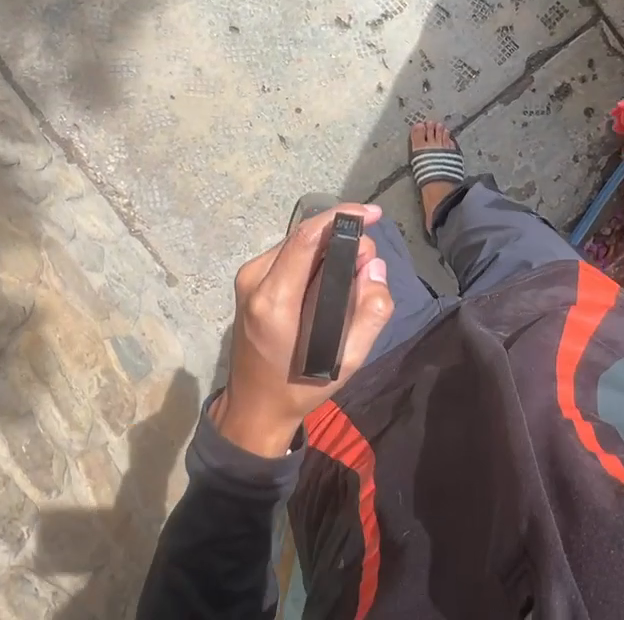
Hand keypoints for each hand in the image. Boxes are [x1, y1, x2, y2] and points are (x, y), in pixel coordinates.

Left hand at [212, 204, 394, 456]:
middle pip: (305, 236)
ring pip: (298, 242)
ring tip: (357, 269)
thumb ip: (369, 313)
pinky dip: (316, 256)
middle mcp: (255, 280)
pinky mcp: (249, 281)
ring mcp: (248, 279)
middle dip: (344, 237)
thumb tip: (376, 266)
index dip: (342, 217)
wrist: (253, 408)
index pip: (307, 238)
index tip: (373, 214)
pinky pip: (290, 254)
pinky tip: (334, 274)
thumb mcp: (346, 361)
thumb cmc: (300, 386)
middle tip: (370, 262)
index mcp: (274, 300)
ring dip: (331, 247)